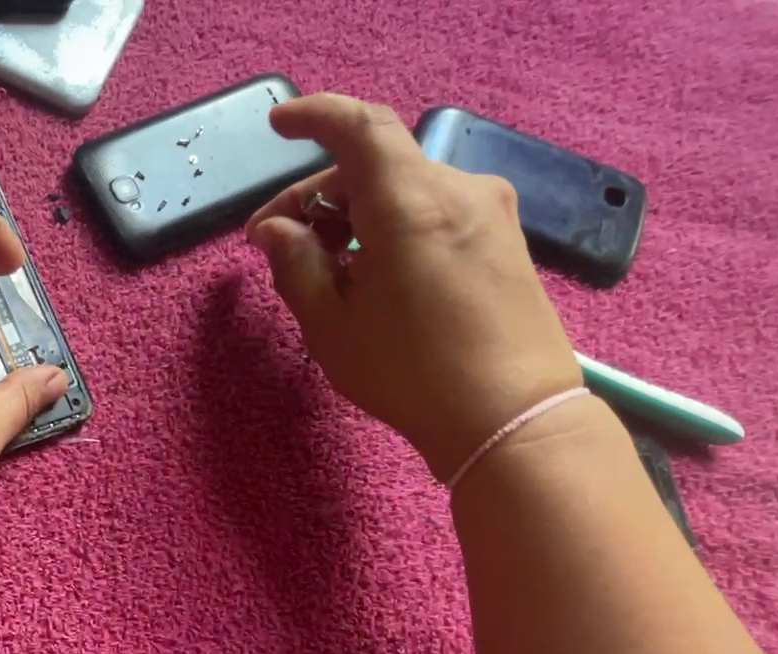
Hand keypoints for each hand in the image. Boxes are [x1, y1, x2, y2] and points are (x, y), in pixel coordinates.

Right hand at [245, 93, 583, 479]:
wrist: (507, 412)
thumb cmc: (406, 370)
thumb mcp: (330, 323)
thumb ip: (295, 263)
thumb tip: (273, 228)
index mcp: (410, 206)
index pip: (360, 129)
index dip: (315, 116)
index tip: (277, 124)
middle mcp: (456, 191)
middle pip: (374, 165)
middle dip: (314, 194)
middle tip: (270, 242)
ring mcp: (486, 211)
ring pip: (399, 188)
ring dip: (347, 212)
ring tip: (312, 266)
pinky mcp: (499, 236)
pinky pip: (427, 209)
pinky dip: (382, 224)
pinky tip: (359, 268)